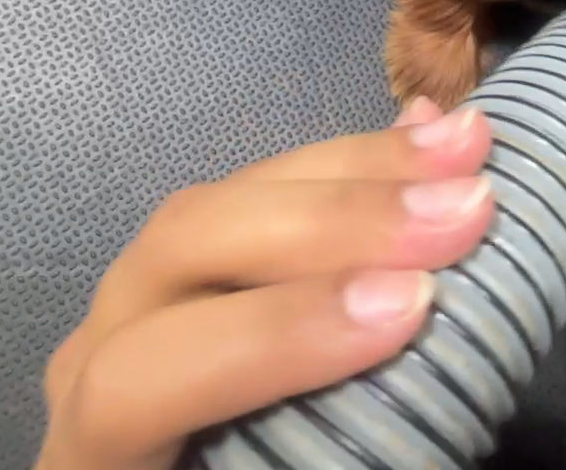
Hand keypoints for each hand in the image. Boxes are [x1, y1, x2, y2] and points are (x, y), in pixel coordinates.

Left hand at [35, 98, 492, 469]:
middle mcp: (111, 341)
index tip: (409, 309)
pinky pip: (287, 179)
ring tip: (467, 145)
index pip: (143, 379)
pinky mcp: (229, 245)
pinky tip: (425, 129)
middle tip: (466, 209)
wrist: (202, 464)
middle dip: (340, 218)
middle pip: (191, 240)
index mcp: (97, 444)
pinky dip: (365, 157)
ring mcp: (166, 280)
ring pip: (245, 189)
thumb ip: (324, 457)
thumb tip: (418, 433)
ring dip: (367, 164)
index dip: (276, 336)